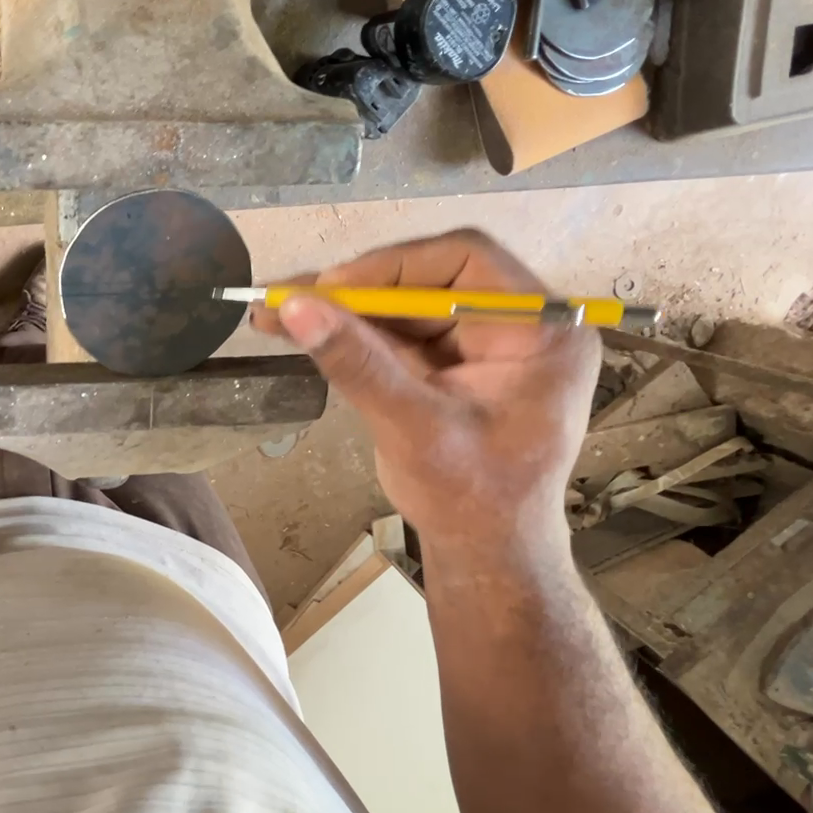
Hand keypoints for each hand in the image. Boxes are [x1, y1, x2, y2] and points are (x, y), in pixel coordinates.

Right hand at [252, 229, 598, 559]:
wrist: (484, 550)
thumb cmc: (471, 498)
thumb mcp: (414, 428)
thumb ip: (358, 364)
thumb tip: (296, 307)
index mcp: (538, 330)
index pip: (466, 261)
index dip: (393, 266)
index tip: (332, 288)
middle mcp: (513, 325)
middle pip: (425, 280)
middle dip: (353, 291)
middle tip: (289, 297)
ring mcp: (476, 344)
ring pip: (401, 305)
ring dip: (339, 310)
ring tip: (274, 311)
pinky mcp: (445, 363)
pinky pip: (393, 334)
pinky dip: (346, 334)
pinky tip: (297, 329)